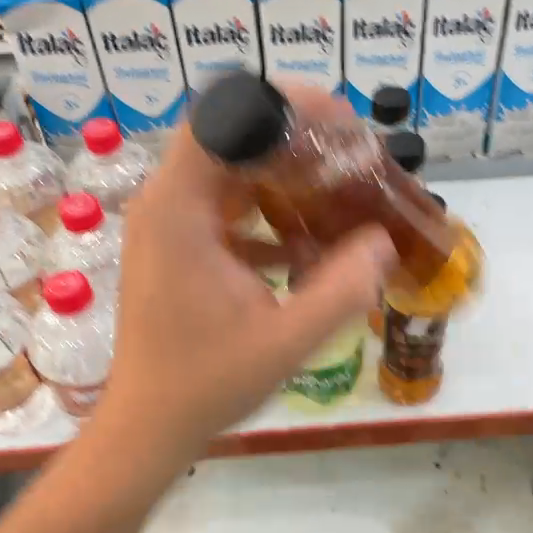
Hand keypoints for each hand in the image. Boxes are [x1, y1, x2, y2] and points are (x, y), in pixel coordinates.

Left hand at [97, 84, 396, 455]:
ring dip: (282, 179)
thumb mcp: (286, 341)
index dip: (281, 105)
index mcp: (179, 210)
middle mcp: (164, 205)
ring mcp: (166, 228)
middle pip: (228, 139)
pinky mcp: (175, 251)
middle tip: (351, 156)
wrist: (147, 427)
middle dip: (293, 141)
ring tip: (339, 194)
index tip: (338, 121)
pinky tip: (307, 248)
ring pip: (228, 174)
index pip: (222, 117)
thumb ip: (341, 290)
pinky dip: (266, 216)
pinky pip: (224, 212)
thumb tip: (384, 243)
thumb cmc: (206, 384)